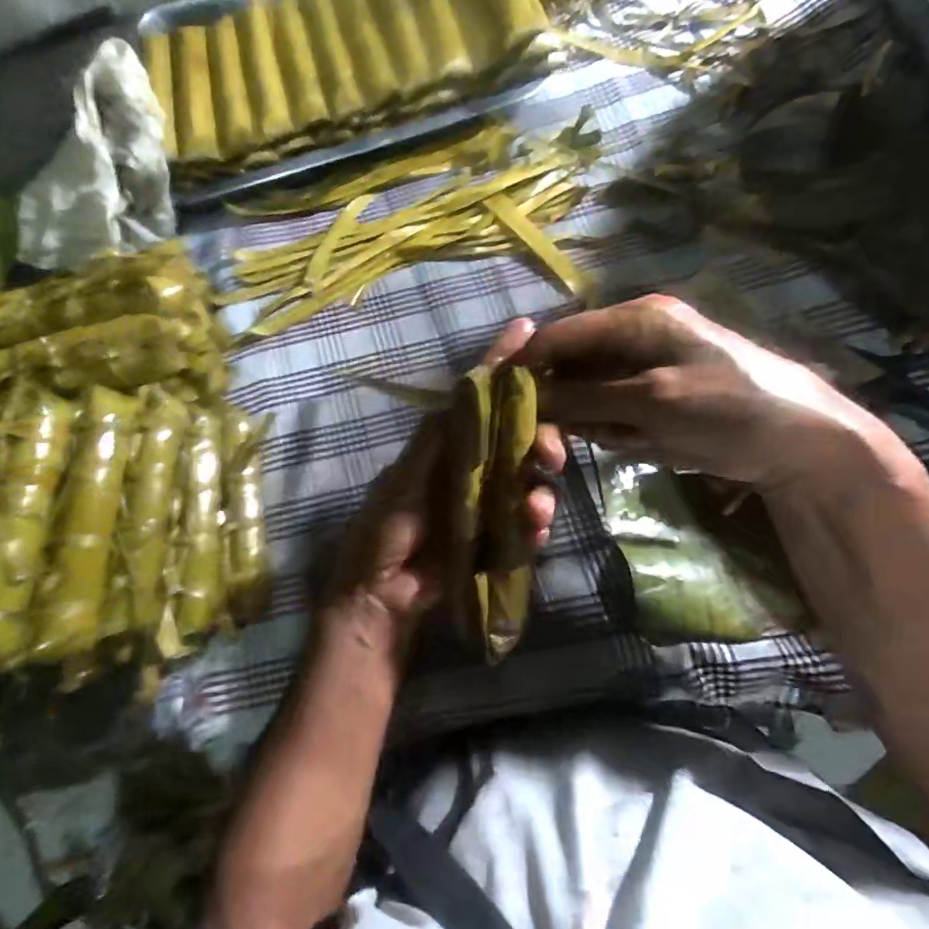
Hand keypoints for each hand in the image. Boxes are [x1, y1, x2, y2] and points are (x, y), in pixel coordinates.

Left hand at [321, 319, 565, 654]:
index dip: (500, 369)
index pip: (477, 402)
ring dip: (540, 490)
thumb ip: (435, 441)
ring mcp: (485, 507)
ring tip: (536, 506)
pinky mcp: (495, 543)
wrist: (377, 596)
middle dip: (540, 440)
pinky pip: (525, 527)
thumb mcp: (402, 482)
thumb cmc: (380, 534)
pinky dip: (534, 526)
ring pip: (528, 483)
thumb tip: (467, 387)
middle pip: (516, 442)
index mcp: (444, 450)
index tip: (526, 333)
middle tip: (551, 451)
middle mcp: (469, 471)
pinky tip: (536, 528)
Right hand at [517, 295, 913, 496]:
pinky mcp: (650, 400)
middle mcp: (632, 337)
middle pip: (567, 367)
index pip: (559, 334)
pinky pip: (609, 416)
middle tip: (558, 445)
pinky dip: (615, 434)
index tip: (497, 404)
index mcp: (635, 318)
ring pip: (584, 397)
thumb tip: (522, 397)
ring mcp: (641, 371)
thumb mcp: (651, 401)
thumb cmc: (729, 407)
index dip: (526, 365)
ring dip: (592, 424)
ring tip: (629, 439)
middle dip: (562, 405)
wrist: (802, 443)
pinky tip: (642, 444)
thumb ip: (582, 398)